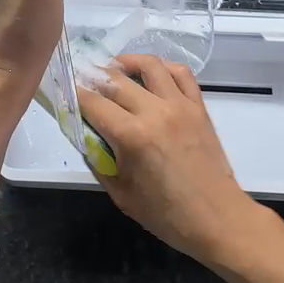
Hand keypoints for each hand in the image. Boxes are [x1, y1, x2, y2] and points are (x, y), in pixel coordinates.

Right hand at [77, 53, 270, 262]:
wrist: (219, 220)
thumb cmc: (167, 215)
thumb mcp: (121, 194)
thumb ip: (99, 161)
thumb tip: (86, 136)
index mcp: (132, 136)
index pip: (93, 103)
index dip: (74, 94)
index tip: (65, 90)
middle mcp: (155, 111)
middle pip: (115, 79)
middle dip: (94, 76)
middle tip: (83, 78)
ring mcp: (180, 105)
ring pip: (149, 65)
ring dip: (126, 62)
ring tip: (115, 68)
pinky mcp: (199, 106)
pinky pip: (180, 73)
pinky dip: (162, 67)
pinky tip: (151, 74)